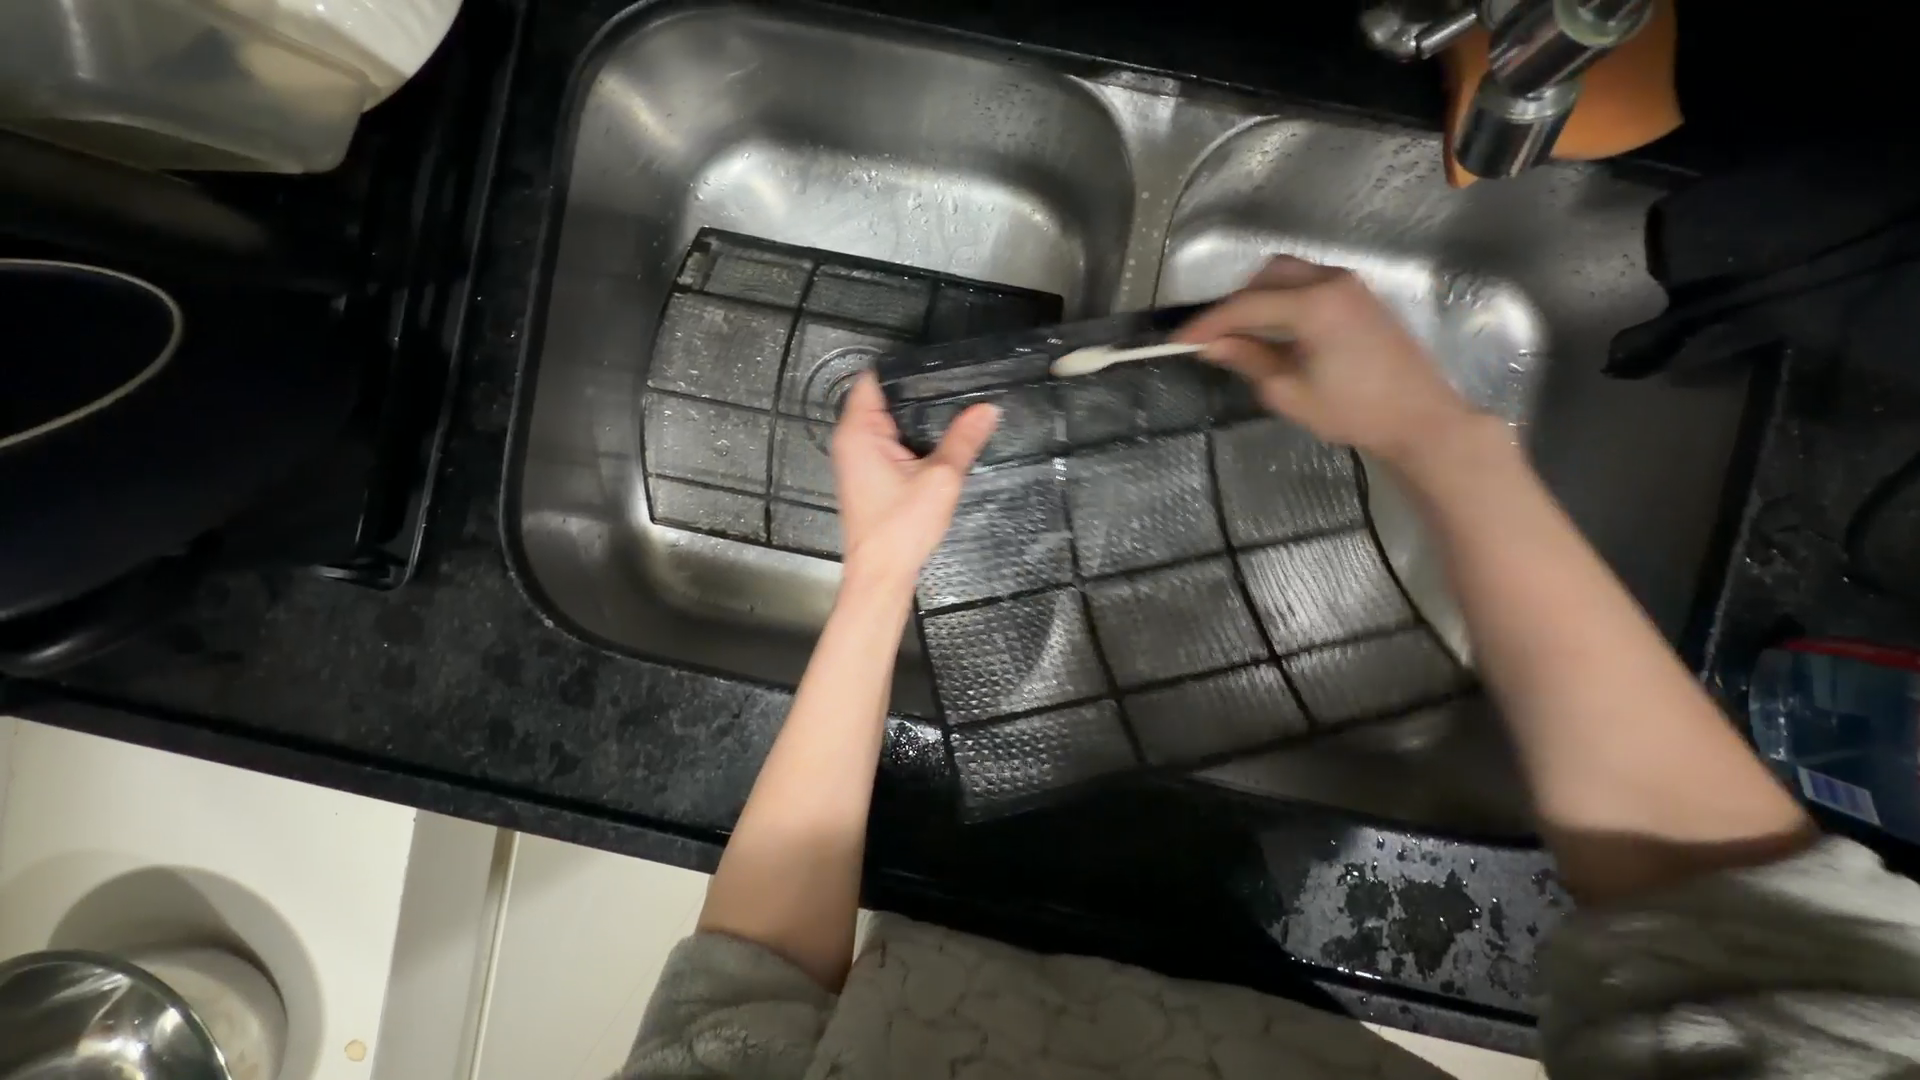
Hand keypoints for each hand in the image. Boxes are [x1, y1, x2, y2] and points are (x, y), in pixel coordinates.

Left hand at [831, 373, 997, 588]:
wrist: (882, 574)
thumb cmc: (902, 527)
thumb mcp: (941, 479)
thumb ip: (963, 440)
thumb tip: (988, 408)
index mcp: (859, 431)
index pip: (875, 378)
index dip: (907, 366)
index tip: (941, 362)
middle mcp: (852, 439)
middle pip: (884, 398)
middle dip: (919, 391)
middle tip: (960, 381)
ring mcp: (859, 458)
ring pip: (890, 422)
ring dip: (919, 417)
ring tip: (958, 403)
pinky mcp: (870, 476)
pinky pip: (892, 443)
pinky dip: (914, 438)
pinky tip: (944, 437)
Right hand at [1172, 256, 1474, 462]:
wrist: (1419, 418)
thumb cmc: (1353, 411)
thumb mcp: (1289, 392)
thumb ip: (1249, 359)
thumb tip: (1211, 345)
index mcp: (1315, 306)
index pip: (1246, 306)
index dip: (1208, 323)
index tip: (1178, 341)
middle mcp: (1333, 282)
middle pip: (1267, 276)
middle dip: (1234, 303)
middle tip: (1212, 336)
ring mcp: (1351, 286)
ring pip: (1289, 275)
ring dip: (1259, 298)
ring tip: (1241, 333)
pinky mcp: (1360, 297)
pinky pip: (1309, 284)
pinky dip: (1283, 300)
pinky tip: (1274, 330)